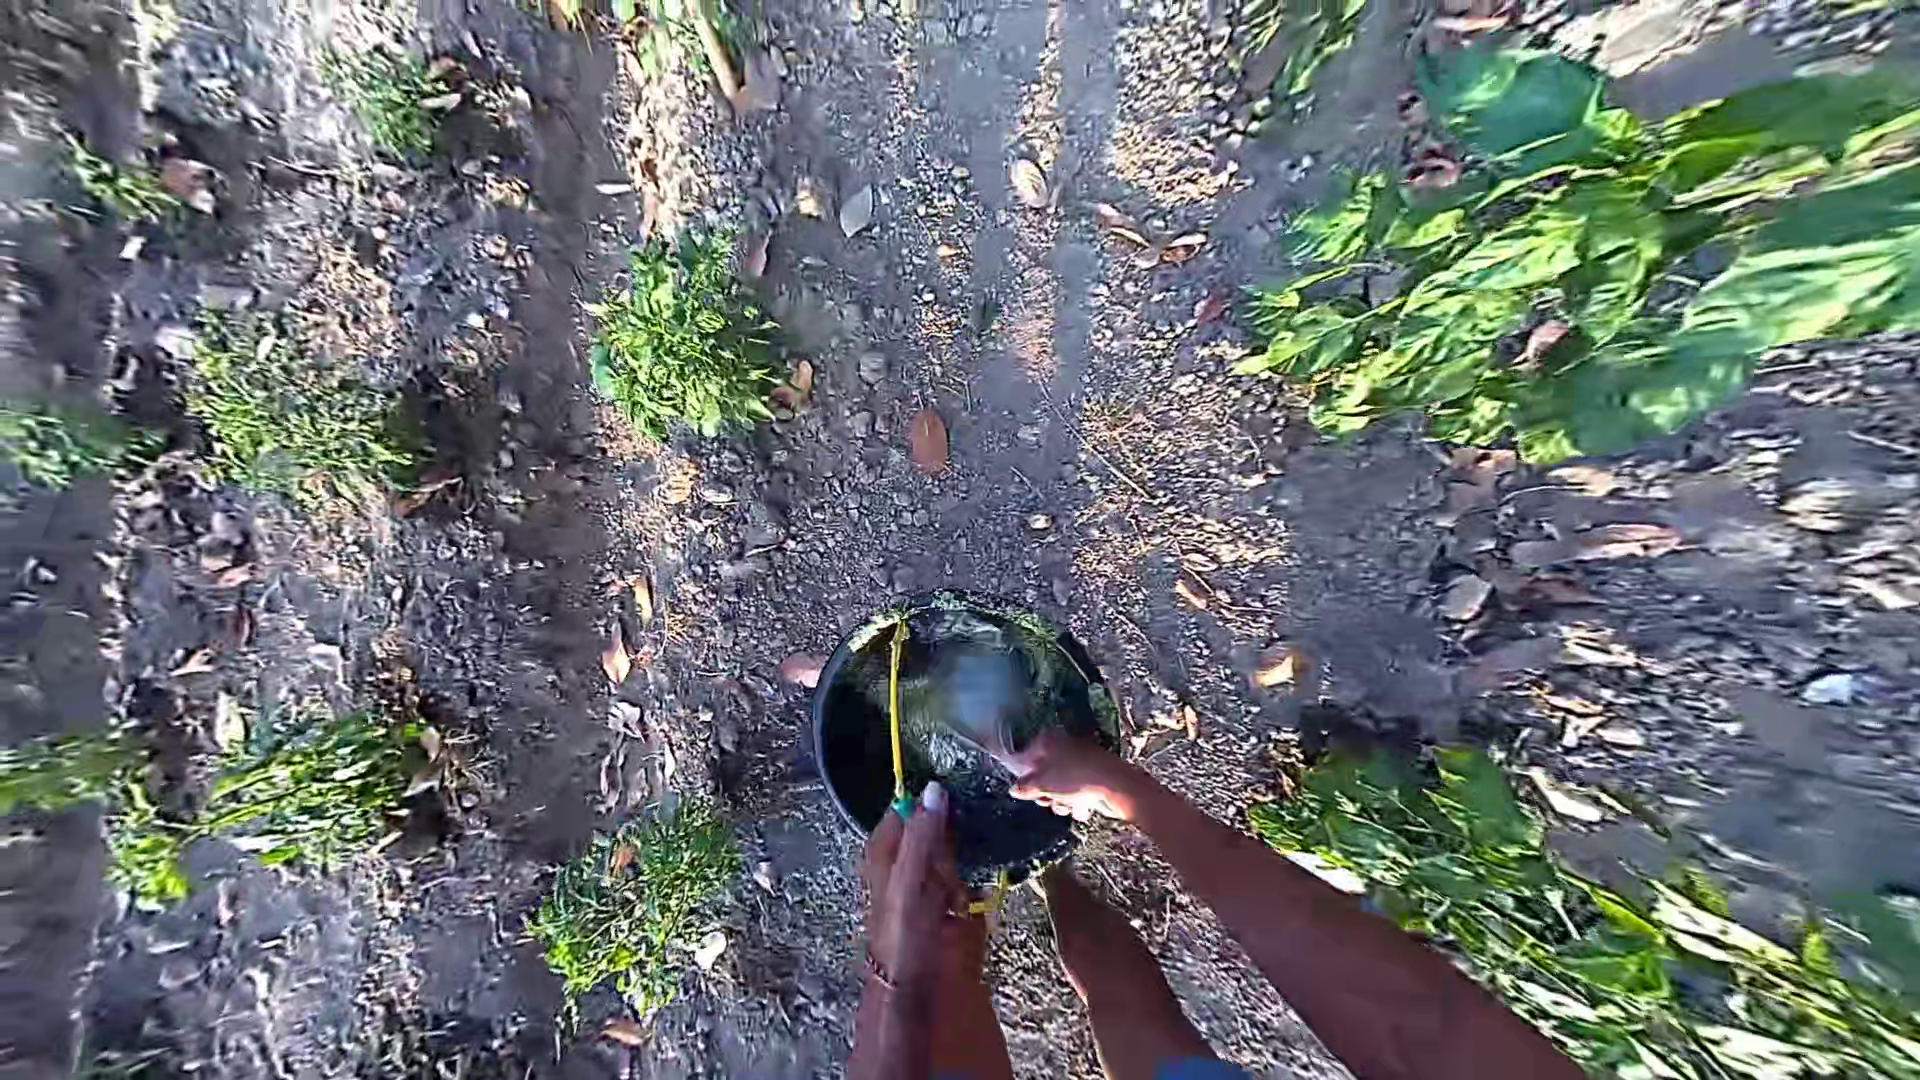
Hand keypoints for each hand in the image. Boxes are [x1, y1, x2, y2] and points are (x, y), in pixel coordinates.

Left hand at [861, 782, 972, 992]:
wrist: (910, 996)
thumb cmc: (903, 935)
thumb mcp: (911, 880)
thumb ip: (922, 834)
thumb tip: (934, 787)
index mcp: (883, 848)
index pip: (909, 807)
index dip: (933, 808)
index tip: (955, 814)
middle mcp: (899, 860)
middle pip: (934, 833)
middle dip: (950, 848)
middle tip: (949, 875)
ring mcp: (919, 882)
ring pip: (950, 857)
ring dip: (958, 875)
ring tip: (955, 901)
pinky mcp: (936, 904)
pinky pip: (958, 884)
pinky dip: (965, 894)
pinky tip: (963, 911)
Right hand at [1005, 730, 1145, 821]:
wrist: (1115, 786)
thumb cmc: (1074, 779)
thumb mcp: (1043, 784)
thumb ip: (1026, 787)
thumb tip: (1014, 789)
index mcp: (1049, 741)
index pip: (1027, 754)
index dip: (1022, 772)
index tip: (1020, 788)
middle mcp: (1063, 747)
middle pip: (1043, 772)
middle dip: (1043, 791)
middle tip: (1045, 800)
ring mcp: (1078, 761)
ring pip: (1059, 784)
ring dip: (1060, 800)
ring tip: (1066, 807)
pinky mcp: (1091, 776)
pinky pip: (1075, 789)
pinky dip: (1076, 801)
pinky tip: (1080, 809)